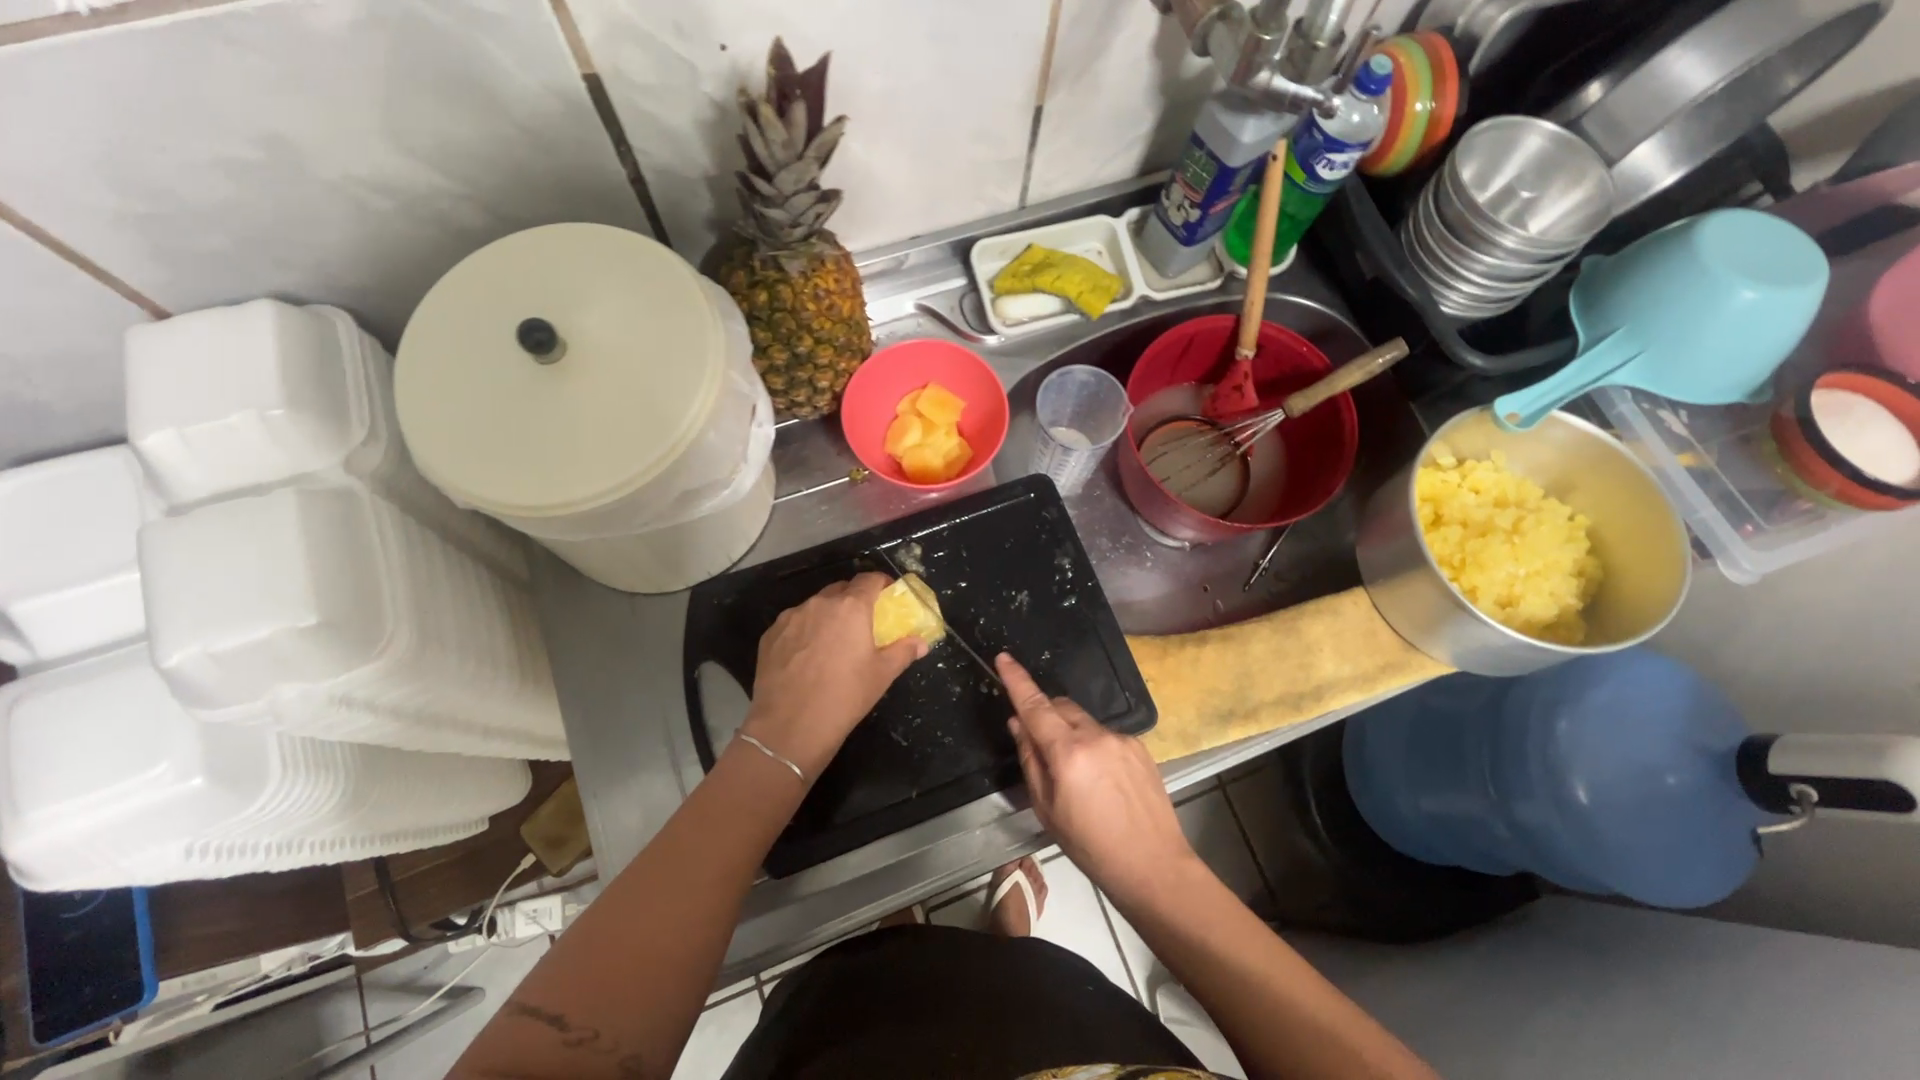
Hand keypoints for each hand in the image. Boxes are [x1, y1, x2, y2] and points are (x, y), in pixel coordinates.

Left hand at [743, 573, 925, 778]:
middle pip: (840, 590)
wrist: (790, 726)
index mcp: (850, 608)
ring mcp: (790, 618)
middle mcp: (819, 604)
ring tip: (832, 642)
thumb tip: (920, 643)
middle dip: (853, 600)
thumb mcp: (882, 675)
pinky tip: (807, 657)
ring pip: (814, 606)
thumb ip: (903, 652)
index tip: (887, 594)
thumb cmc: (844, 697)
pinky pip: (793, 624)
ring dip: (827, 616)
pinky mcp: (770, 635)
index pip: (869, 580)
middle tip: (863, 623)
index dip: (880, 584)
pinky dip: (804, 631)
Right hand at [999, 653, 1197, 899]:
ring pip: (1084, 722)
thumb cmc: (1090, 845)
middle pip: (1061, 707)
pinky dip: (1094, 747)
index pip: (1035, 706)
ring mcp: (1122, 739)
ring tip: (1077, 777)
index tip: (1004, 658)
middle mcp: (1096, 736)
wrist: (1153, 864)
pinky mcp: (1140, 748)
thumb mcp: (1046, 809)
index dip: (1017, 680)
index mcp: (1068, 753)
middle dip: (1045, 715)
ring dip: (1071, 734)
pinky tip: (1102, 782)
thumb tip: (1020, 724)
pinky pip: (1106, 736)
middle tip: (1040, 747)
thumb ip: (1031, 760)